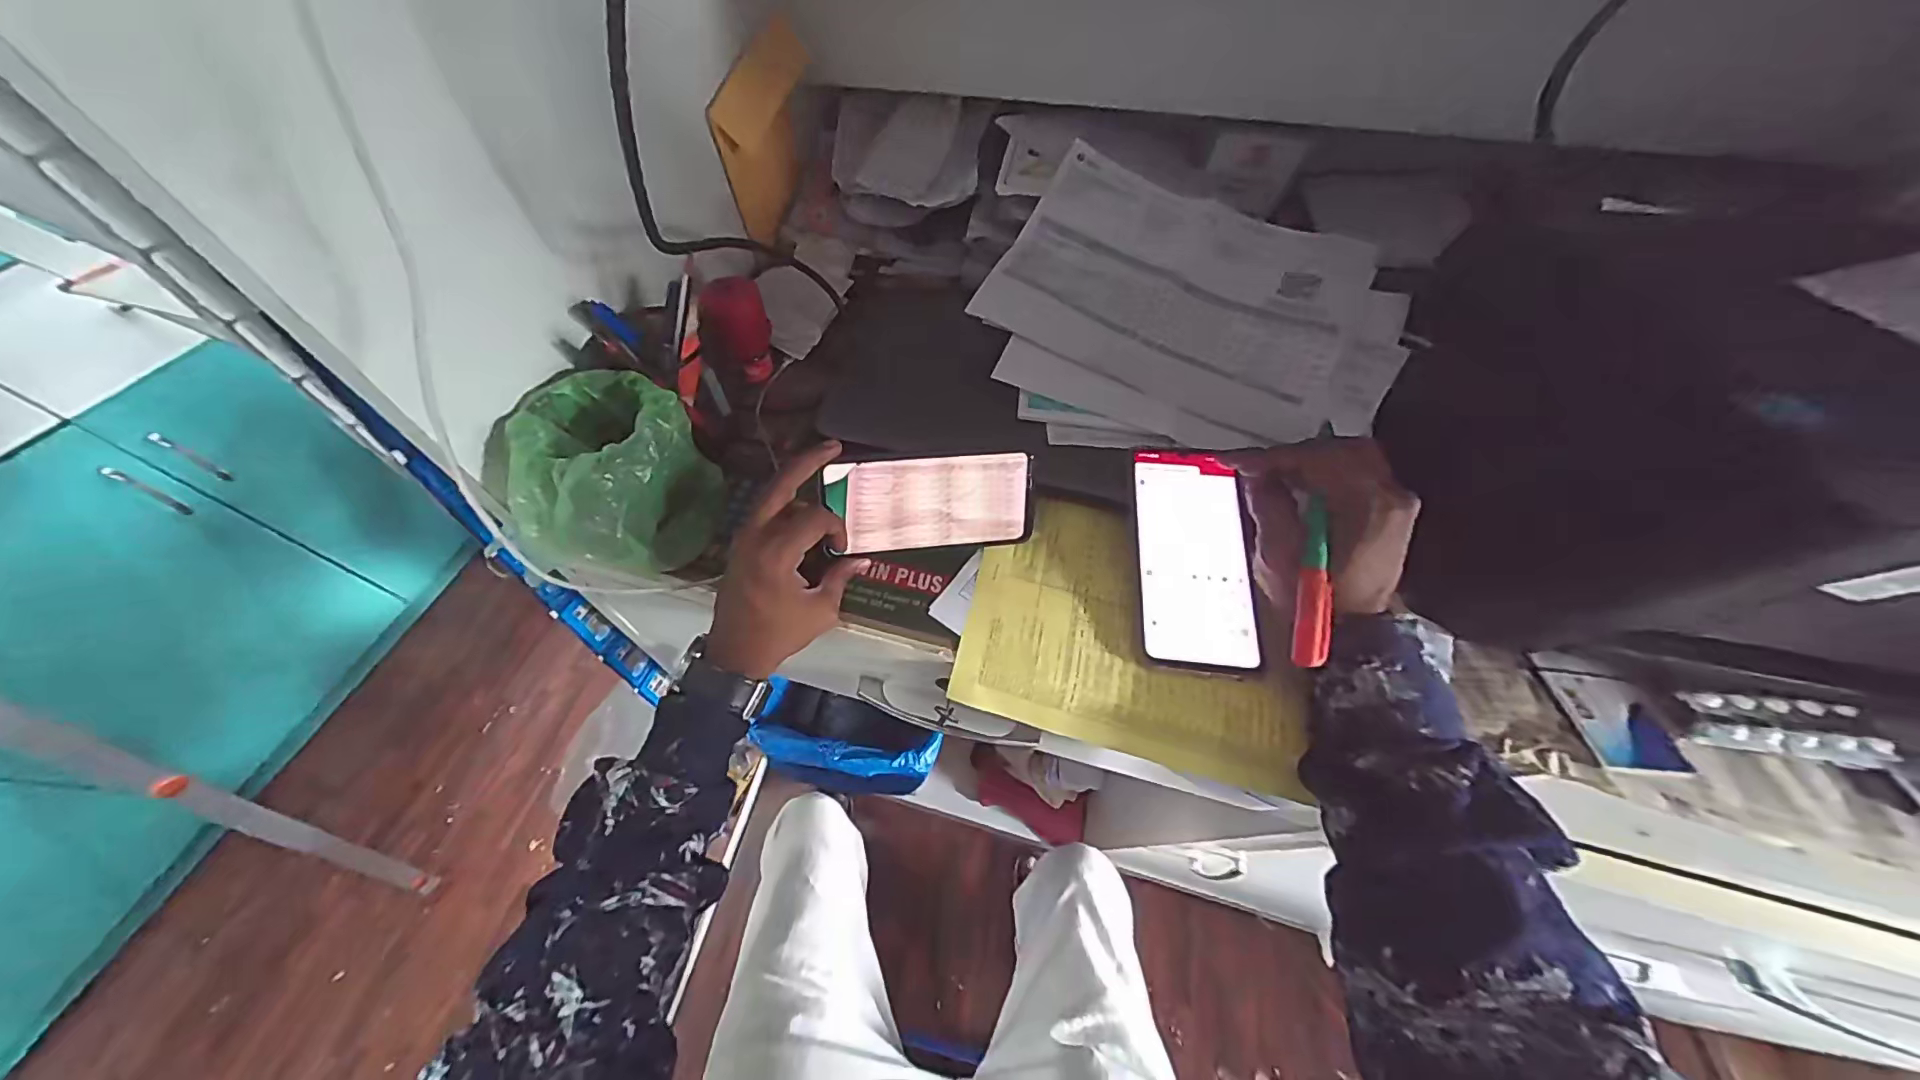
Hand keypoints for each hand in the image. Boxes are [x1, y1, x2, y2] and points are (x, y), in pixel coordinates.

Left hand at [706, 441, 869, 678]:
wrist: (736, 651)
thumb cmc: (778, 634)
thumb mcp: (820, 610)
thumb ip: (841, 578)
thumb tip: (860, 559)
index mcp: (775, 553)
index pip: (814, 518)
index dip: (835, 528)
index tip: (842, 551)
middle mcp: (755, 536)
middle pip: (781, 484)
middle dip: (808, 460)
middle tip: (832, 446)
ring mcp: (743, 537)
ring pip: (772, 495)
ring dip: (797, 485)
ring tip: (819, 473)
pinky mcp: (740, 544)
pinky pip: (764, 512)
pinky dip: (785, 503)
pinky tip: (801, 506)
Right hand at [1225, 438, 1419, 618]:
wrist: (1353, 633)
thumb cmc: (1318, 604)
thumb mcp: (1278, 558)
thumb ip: (1268, 510)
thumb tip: (1257, 478)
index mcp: (1366, 506)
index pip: (1316, 460)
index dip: (1271, 458)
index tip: (1241, 461)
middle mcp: (1389, 498)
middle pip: (1338, 450)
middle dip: (1291, 454)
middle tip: (1256, 465)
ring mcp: (1394, 504)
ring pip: (1349, 457)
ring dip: (1308, 461)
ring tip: (1274, 474)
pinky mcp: (1389, 512)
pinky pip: (1356, 474)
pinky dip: (1325, 473)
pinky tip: (1300, 484)